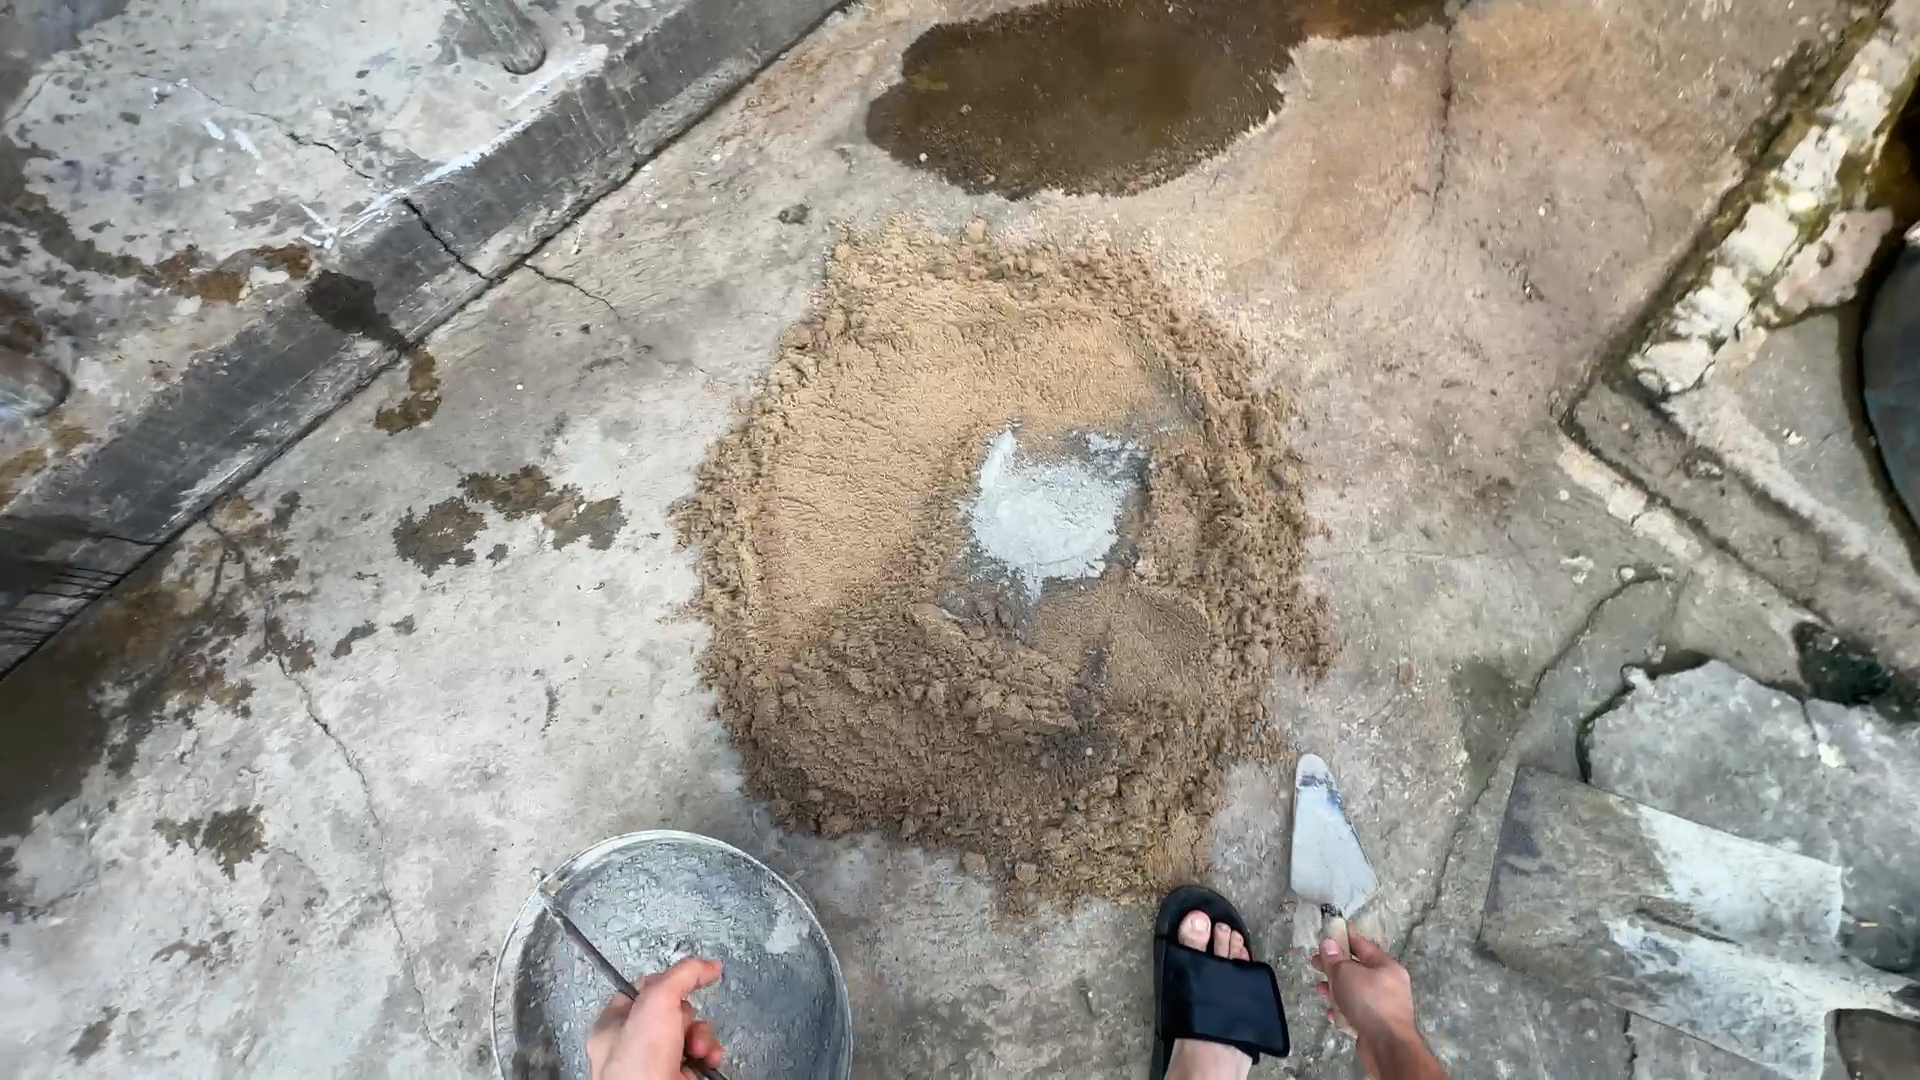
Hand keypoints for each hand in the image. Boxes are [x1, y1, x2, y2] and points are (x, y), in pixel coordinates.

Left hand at [586, 958, 725, 1079]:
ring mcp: (654, 1066)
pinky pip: (699, 1057)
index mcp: (613, 1026)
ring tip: (699, 1049)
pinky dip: (709, 1055)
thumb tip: (709, 966)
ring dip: (702, 1036)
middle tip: (683, 1027)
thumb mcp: (659, 1000)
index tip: (681, 984)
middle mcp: (631, 1046)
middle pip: (673, 1010)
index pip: (643, 988)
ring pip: (690, 1033)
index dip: (667, 983)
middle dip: (689, 1016)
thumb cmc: (638, 1065)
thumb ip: (684, 974)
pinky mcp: (676, 1079)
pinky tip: (708, 1060)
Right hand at [1310, 931, 1445, 1079]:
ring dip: (1335, 989)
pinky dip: (1343, 1010)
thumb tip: (1328, 944)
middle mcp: (1388, 984)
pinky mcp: (1378, 1025)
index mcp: (1386, 966)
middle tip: (1315, 964)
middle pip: (1356, 968)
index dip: (1342, 937)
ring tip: (1320, 991)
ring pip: (1354, 991)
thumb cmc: (1368, 1001)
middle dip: (1334, 967)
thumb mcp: (1345, 973)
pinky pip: (1356, 1011)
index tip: (1325, 934)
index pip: (1361, 944)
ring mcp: (1384, 1006)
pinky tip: (1332, 1013)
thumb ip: (1334, 958)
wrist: (1388, 1048)